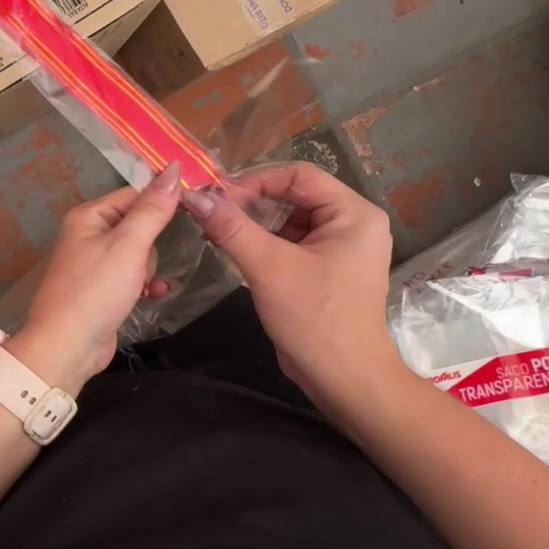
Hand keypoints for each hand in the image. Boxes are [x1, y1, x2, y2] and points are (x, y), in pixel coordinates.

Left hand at [10, 162, 183, 391]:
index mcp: (87, 217)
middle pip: (139, 225)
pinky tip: (152, 295)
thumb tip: (174, 167)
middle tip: (146, 263)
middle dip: (152, 246)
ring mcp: (93, 263)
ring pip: (140, 253)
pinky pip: (133, 276)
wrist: (68, 345)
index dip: (163, 203)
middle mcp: (87, 235)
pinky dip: (144, 285)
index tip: (194, 211)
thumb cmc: (95, 291)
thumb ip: (153, 209)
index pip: (134, 195)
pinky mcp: (102, 289)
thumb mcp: (128, 245)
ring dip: (149, 269)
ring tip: (143, 284)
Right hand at [182, 163, 403, 395]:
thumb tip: (194, 196)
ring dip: (250, 222)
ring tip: (213, 231)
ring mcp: (338, 247)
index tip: (214, 197)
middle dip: (248, 202)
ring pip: (287, 219)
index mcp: (354, 214)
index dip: (254, 180)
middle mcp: (352, 223)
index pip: (299, 175)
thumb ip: (230, 228)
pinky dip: (259, 241)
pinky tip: (230, 248)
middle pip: (292, 195)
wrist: (342, 374)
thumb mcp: (267, 267)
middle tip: (207, 213)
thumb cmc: (313, 317)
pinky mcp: (323, 268)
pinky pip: (287, 241)